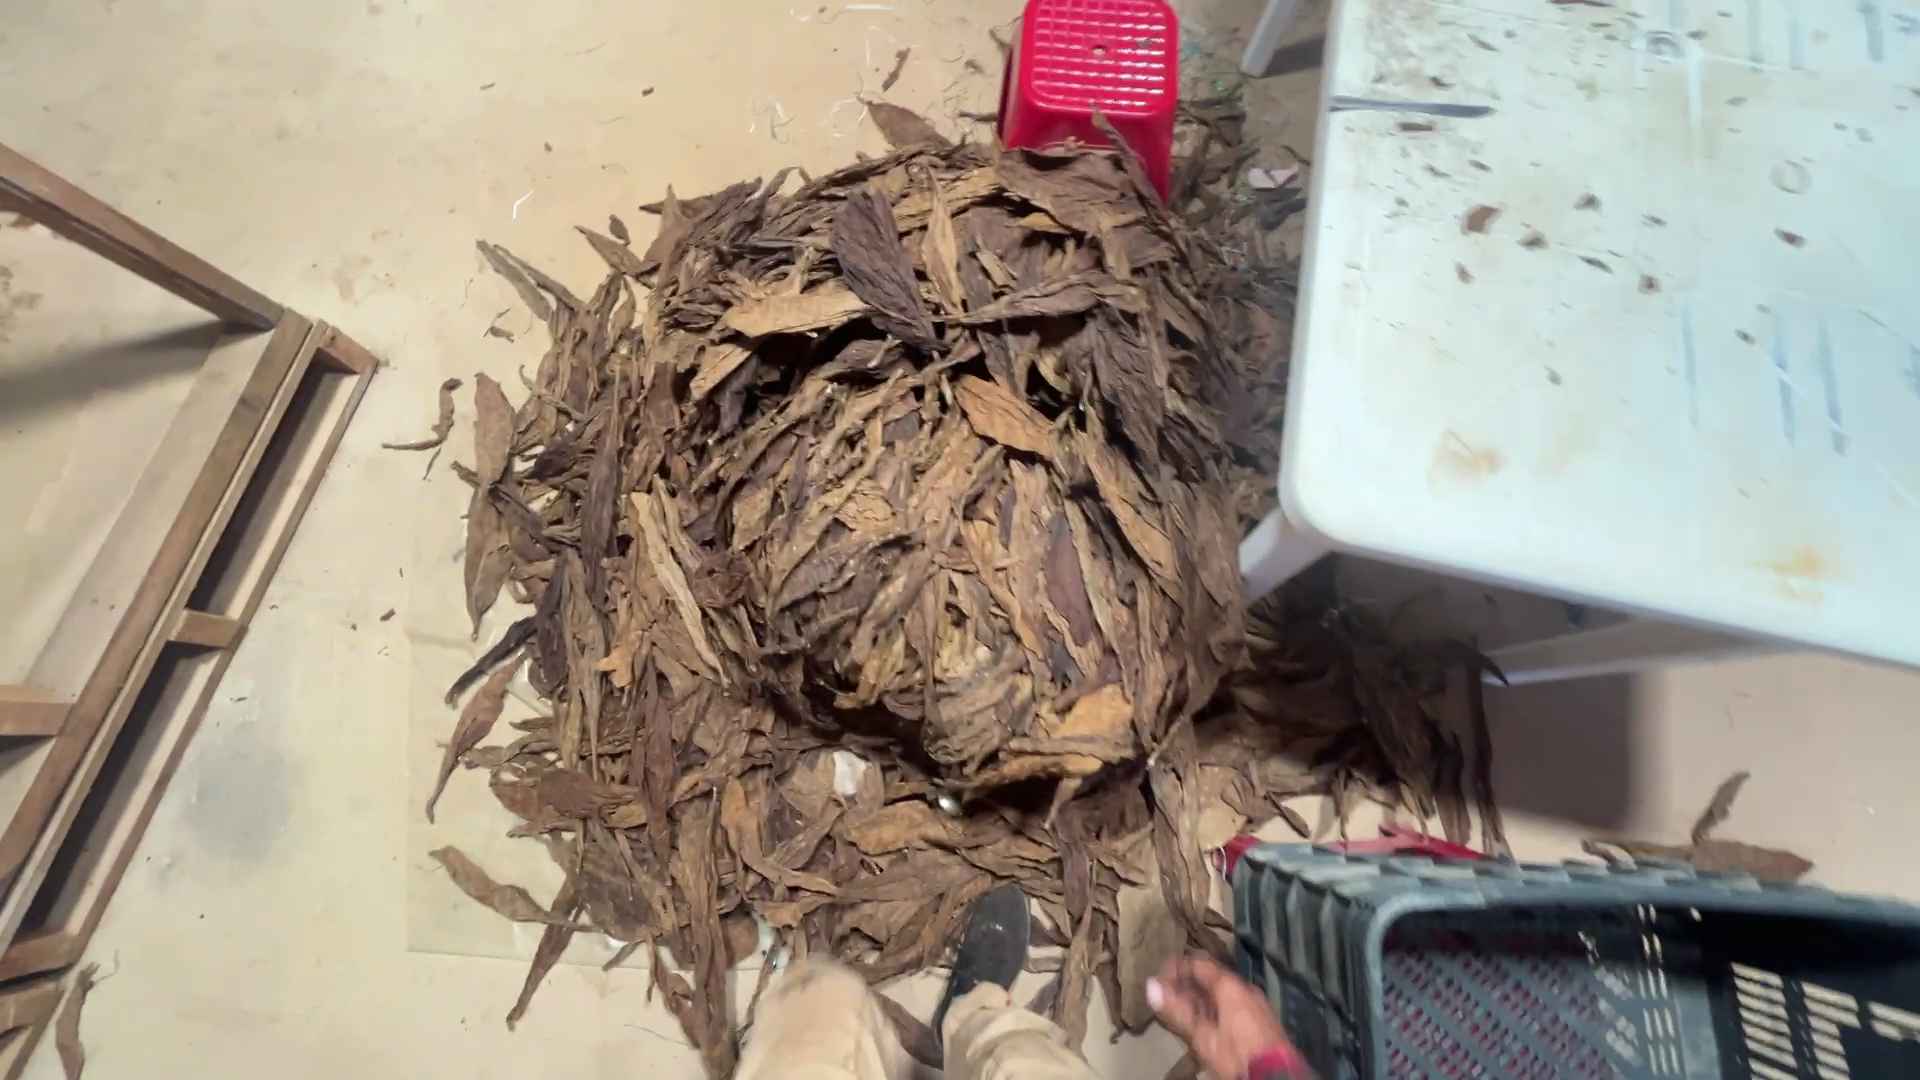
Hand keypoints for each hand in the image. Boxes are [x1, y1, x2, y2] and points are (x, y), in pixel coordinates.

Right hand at [1147, 953, 1291, 1079]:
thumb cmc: (1236, 1053)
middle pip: (1209, 977)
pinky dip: (1215, 1008)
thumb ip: (1176, 1010)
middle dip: (1187, 986)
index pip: (1196, 963)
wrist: (1278, 1079)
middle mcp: (1243, 987)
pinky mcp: (1261, 1020)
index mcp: (1228, 984)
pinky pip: (1232, 1004)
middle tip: (1168, 998)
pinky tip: (1207, 1024)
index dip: (1175, 969)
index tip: (1159, 980)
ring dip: (1200, 999)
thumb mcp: (1202, 1035)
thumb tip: (1150, 986)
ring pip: (1221, 992)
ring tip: (1184, 1013)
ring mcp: (1255, 1003)